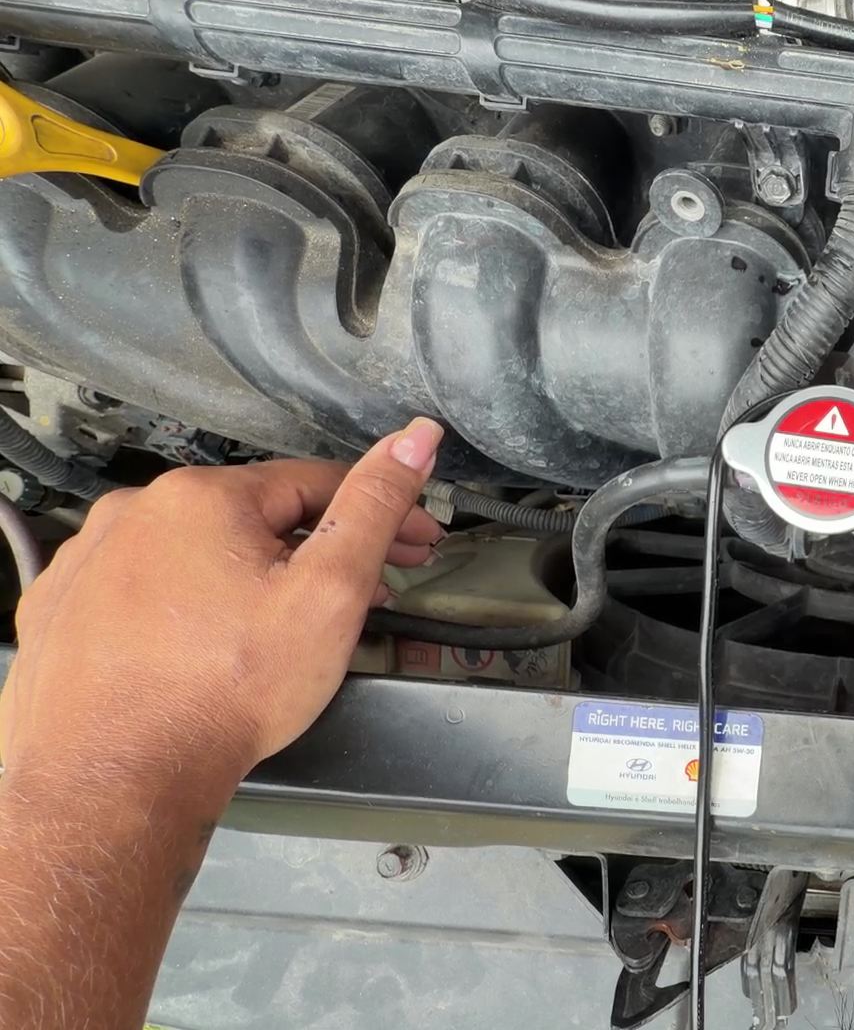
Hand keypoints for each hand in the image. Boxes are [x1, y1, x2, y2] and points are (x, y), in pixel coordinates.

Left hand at [0, 419, 445, 783]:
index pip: (324, 482)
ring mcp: (91, 564)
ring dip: (278, 568)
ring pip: (218, 547)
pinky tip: (240, 632)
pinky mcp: (69, 611)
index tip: (417, 544)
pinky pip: (166, 581)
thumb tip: (415, 439)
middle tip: (382, 582)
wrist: (116, 782)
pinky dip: (217, 594)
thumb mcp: (335, 586)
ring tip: (316, 615)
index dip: (386, 513)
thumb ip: (376, 504)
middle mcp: (133, 517)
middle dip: (335, 544)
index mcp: (201, 499)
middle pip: (270, 513)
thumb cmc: (229, 686)